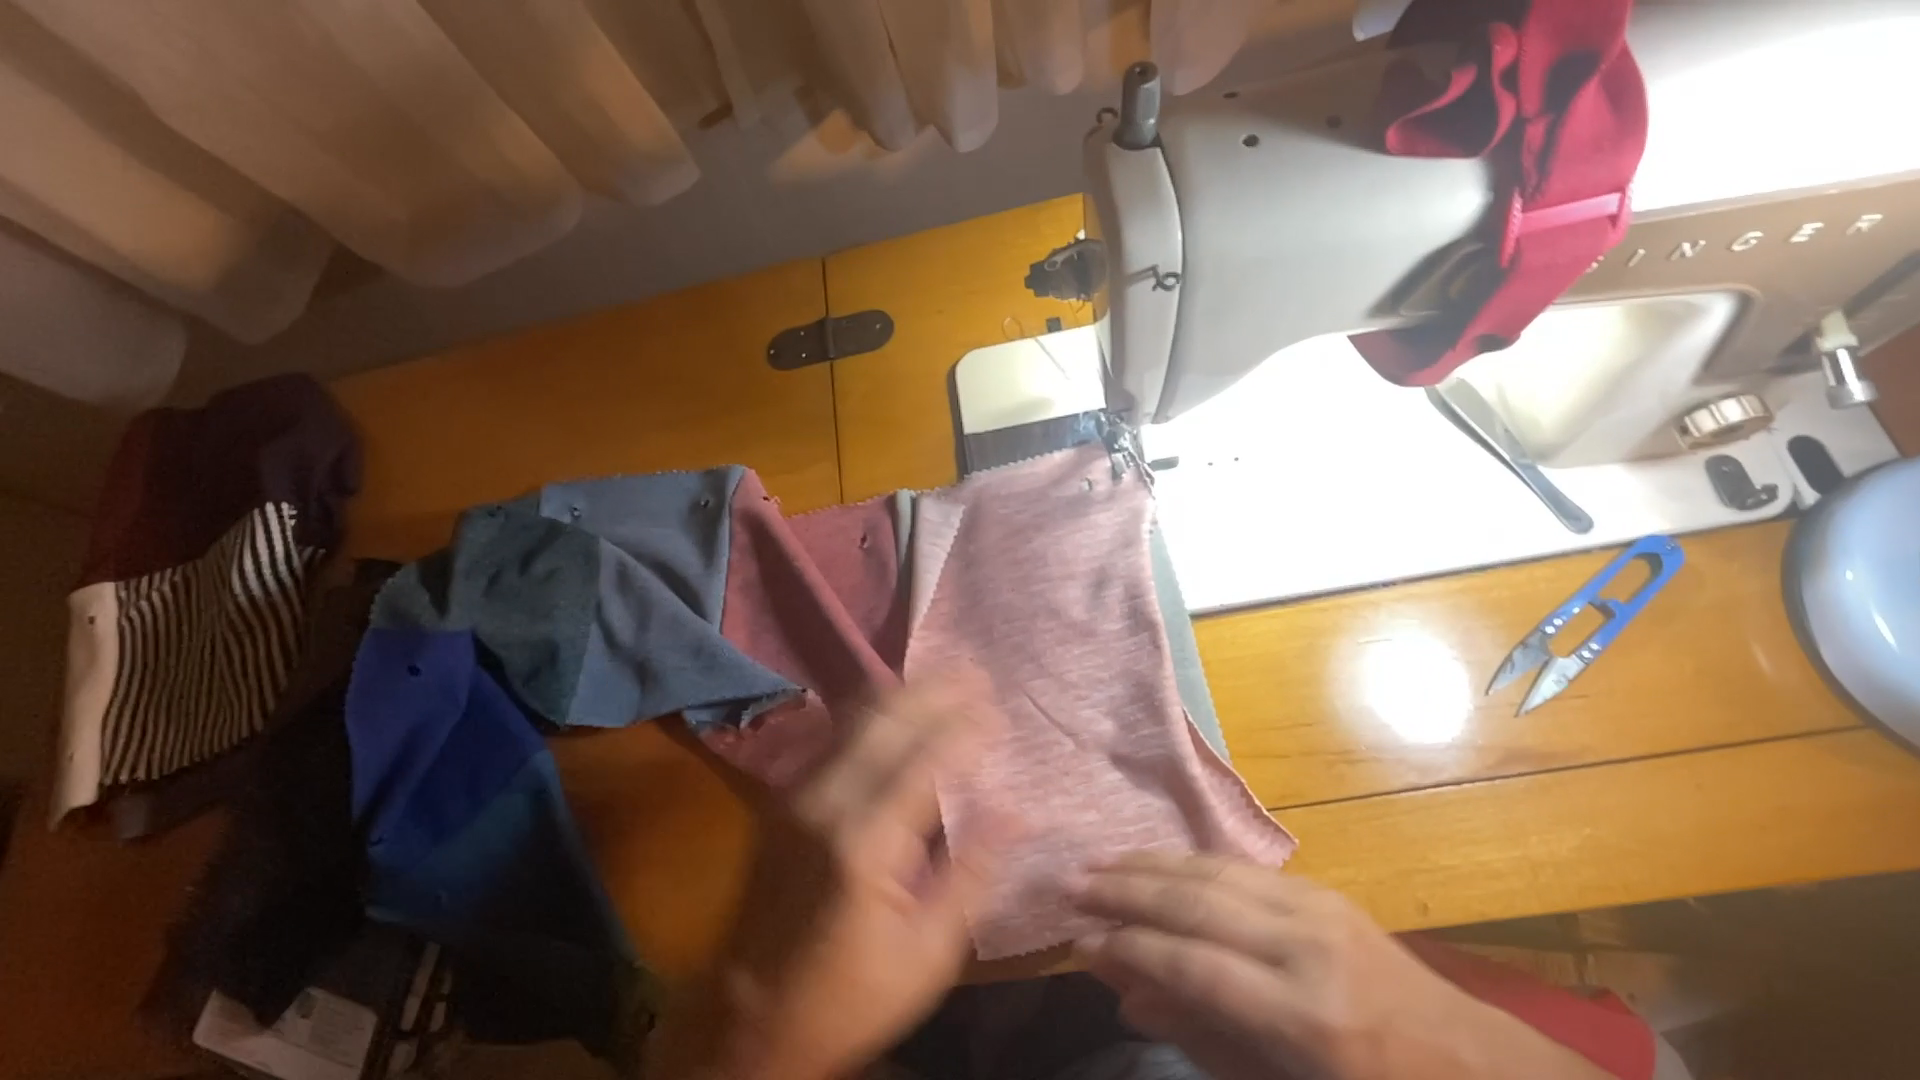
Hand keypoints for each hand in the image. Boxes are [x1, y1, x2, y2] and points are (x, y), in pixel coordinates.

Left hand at [648, 675, 1009, 1079]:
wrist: (751, 1020)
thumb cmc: (850, 997)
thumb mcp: (928, 953)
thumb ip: (972, 873)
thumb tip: (1016, 812)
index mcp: (864, 840)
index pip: (927, 758)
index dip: (968, 728)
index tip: (1001, 712)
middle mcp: (825, 800)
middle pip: (886, 718)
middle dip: (935, 691)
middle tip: (977, 673)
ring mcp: (796, 793)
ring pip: (855, 717)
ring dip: (904, 694)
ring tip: (946, 680)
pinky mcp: (783, 799)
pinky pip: (834, 736)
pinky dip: (874, 714)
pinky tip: (899, 711)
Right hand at [1072, 853, 1610, 1079]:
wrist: (1469, 1064)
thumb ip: (1202, 1040)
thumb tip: (1128, 995)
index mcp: (1304, 1015)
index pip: (1191, 966)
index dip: (1128, 951)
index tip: (1078, 944)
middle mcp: (1306, 946)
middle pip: (1196, 903)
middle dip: (1126, 892)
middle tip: (1070, 886)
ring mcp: (1317, 908)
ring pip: (1213, 871)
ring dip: (1150, 865)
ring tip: (1098, 864)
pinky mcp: (1322, 890)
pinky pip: (1240, 867)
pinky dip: (1188, 861)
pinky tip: (1157, 862)